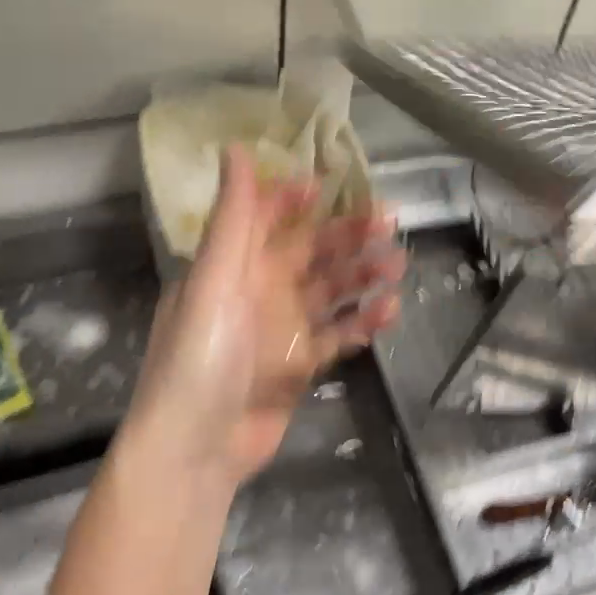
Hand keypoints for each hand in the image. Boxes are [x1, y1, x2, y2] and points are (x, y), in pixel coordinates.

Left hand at [124, 144, 405, 484]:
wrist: (198, 446)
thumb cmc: (199, 359)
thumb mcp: (213, 282)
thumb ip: (233, 220)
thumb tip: (234, 148)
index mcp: (230, 267)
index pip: (265, 220)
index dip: (295, 198)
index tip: (332, 184)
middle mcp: (258, 291)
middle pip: (309, 253)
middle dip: (347, 236)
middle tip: (389, 222)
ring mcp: (281, 331)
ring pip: (330, 292)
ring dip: (362, 276)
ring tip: (397, 266)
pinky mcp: (300, 367)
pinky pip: (337, 336)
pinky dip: (362, 323)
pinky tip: (388, 312)